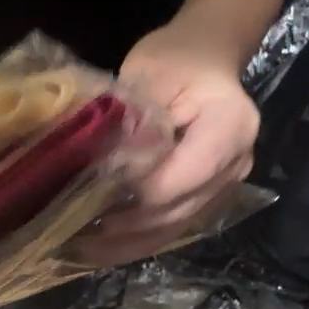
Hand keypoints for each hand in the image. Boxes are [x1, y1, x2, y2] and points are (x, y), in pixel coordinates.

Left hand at [75, 22, 258, 267]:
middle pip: (174, 212)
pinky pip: (170, 229)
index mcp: (229, 128)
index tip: (90, 194)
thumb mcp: (149, 75)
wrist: (206, 60)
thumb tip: (103, 170)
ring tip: (81, 250)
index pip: (177, 180)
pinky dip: (136, 240)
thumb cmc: (177, 58)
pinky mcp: (207, 202)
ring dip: (126, 244)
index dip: (134, 193)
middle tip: (73, 233)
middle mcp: (235, 167)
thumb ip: (132, 122)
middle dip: (124, 227)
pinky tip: (102, 246)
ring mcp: (224, 189)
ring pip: (171, 229)